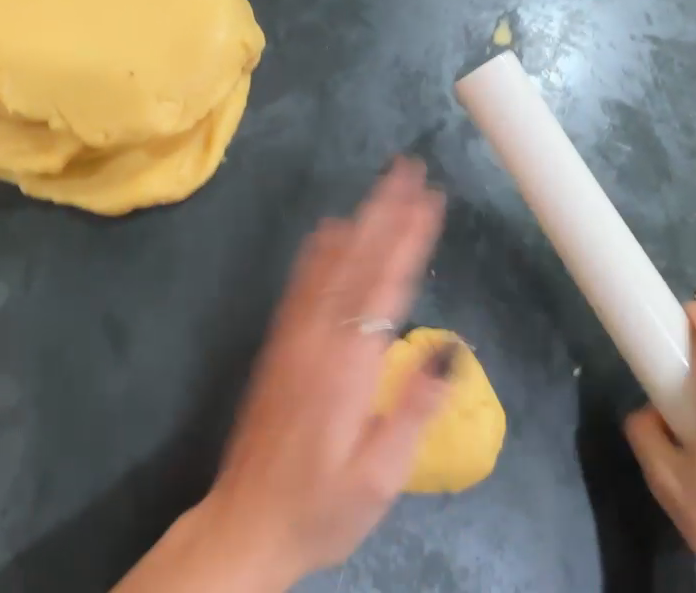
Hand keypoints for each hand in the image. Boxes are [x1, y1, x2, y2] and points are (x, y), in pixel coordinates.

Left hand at [114, 158, 453, 591]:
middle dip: (386, 212)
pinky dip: (319, 251)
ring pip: (330, 267)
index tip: (430, 200)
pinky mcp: (279, 347)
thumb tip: (449, 349)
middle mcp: (318, 341)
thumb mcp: (380, 476)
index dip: (409, 239)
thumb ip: (413, 409)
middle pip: (358, 263)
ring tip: (382, 185)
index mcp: (349, 368)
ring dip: (359, 221)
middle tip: (408, 170)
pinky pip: (301, 286)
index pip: (386, 287)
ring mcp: (293, 340)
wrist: (245, 526)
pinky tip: (330, 229)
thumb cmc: (322, 508)